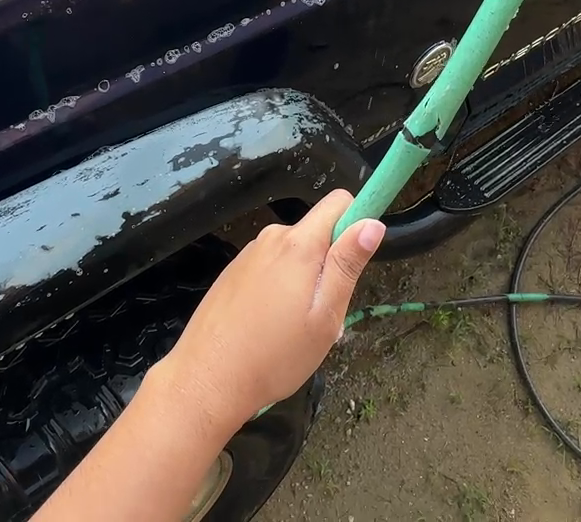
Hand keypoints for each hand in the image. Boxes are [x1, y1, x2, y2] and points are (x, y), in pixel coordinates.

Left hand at [151, 191, 384, 428]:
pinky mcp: (235, 271)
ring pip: (295, 254)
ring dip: (305, 281)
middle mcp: (272, 237)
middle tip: (324, 313)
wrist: (207, 378)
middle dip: (330, 265)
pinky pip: (272, 267)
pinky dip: (281, 289)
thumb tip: (372, 223)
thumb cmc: (274, 355)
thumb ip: (347, 265)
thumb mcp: (325, 315)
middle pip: (317, 232)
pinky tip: (271, 328)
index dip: (357, 222)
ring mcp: (250, 253)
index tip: (357, 260)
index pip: (338, 202)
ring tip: (296, 328)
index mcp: (298, 244)